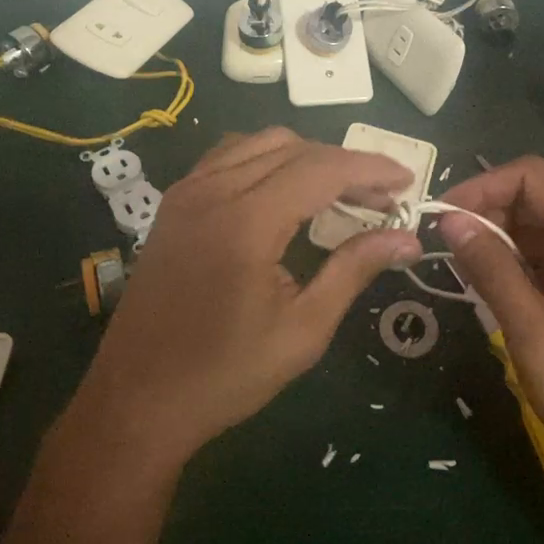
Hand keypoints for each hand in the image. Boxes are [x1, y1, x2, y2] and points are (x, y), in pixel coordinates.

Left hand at [81, 127, 423, 455]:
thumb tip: (407, 238)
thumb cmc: (224, 374)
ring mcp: (188, 191)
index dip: (369, 168)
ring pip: (260, 142)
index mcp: (245, 221)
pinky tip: (284, 191)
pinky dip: (267, 159)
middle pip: (293, 147)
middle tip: (380, 201)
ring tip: (339, 193)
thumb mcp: (302, 330)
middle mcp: (213, 190)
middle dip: (343, 165)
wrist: (136, 401)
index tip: (407, 181)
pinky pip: (229, 155)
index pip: (321, 168)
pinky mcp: (175, 202)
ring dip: (306, 156)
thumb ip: (353, 270)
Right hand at [440, 157, 543, 543]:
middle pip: (531, 196)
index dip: (482, 185)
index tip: (442, 217)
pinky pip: (540, 252)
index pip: (531, 176)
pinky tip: (485, 284)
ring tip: (459, 268)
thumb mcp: (536, 335)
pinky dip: (509, 260)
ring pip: (532, 224)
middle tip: (443, 247)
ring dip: (493, 237)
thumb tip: (450, 220)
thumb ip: (493, 271)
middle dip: (483, 211)